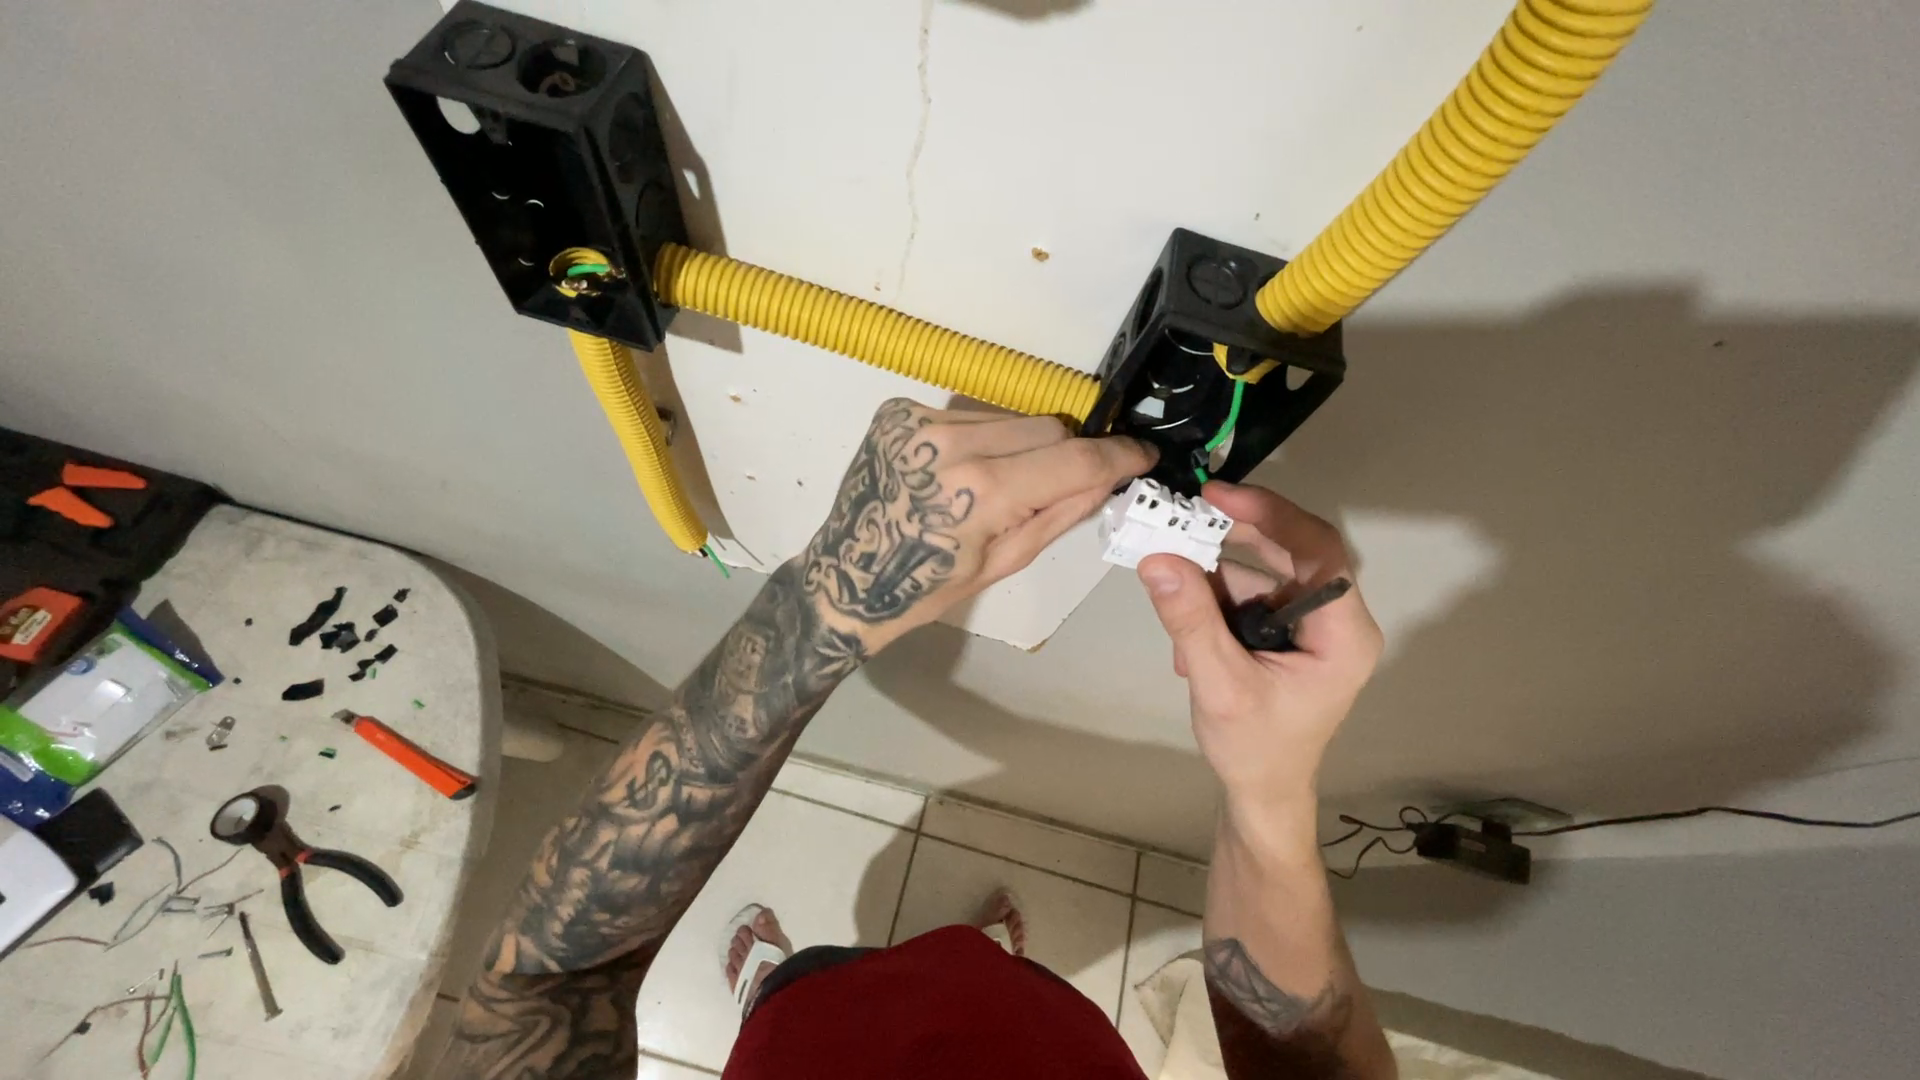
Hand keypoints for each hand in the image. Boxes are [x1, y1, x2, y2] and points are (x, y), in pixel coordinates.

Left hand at [801, 398, 1154, 651]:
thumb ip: (1062, 511)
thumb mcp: (1005, 561)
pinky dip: (981, 440)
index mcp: (981, 492)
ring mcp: (920, 422)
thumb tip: (1109, 474)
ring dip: (1021, 445)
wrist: (845, 578)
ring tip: (995, 485)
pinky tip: (960, 472)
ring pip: (1010, 418)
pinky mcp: (899, 412)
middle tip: (1054, 486)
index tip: (1141, 453)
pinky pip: (970, 416)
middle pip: (1047, 427)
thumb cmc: (927, 588)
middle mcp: (951, 444)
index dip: (1117, 455)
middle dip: (1064, 453)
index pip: (1074, 458)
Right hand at [1136, 482, 1382, 833]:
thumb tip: (1156, 560)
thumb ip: (1190, 621)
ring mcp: (1308, 625)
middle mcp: (1334, 620)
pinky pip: (1247, 596)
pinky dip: (1212, 603)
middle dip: (1237, 534)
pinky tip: (1189, 642)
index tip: (1217, 496)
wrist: (1261, 794)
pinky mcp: (1283, 633)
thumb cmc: (1255, 748)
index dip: (1271, 515)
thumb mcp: (1219, 685)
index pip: (1319, 551)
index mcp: (1343, 633)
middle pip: (1292, 551)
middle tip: (1186, 514)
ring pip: (1262, 572)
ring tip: (1175, 603)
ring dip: (1214, 579)